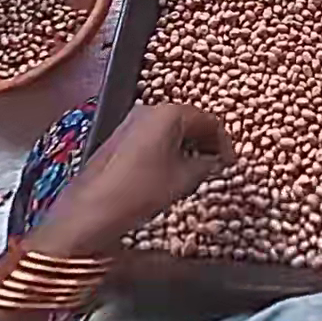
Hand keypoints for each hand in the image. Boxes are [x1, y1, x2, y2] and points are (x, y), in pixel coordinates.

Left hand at [30, 104, 233, 255]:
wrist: (90, 211)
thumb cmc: (141, 190)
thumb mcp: (184, 179)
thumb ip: (207, 165)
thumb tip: (216, 162)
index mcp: (169, 113)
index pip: (209, 120)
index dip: (224, 142)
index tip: (231, 164)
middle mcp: (150, 109)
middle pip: (189, 120)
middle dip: (205, 142)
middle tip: (217, 166)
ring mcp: (132, 121)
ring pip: (170, 128)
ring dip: (187, 146)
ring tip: (197, 171)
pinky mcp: (120, 136)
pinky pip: (153, 136)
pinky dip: (168, 149)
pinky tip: (171, 171)